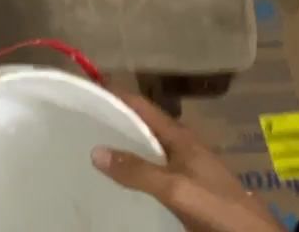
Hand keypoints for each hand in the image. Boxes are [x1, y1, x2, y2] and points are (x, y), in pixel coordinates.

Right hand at [92, 92, 284, 231]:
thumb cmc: (218, 206)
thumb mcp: (176, 188)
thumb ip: (138, 171)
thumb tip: (94, 150)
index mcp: (179, 136)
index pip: (140, 105)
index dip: (114, 94)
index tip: (84, 92)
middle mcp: (179, 147)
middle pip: (141, 126)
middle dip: (113, 121)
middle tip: (79, 123)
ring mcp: (183, 170)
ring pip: (145, 151)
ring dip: (122, 148)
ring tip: (89, 149)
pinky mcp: (185, 192)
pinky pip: (151, 174)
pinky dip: (133, 172)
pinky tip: (117, 183)